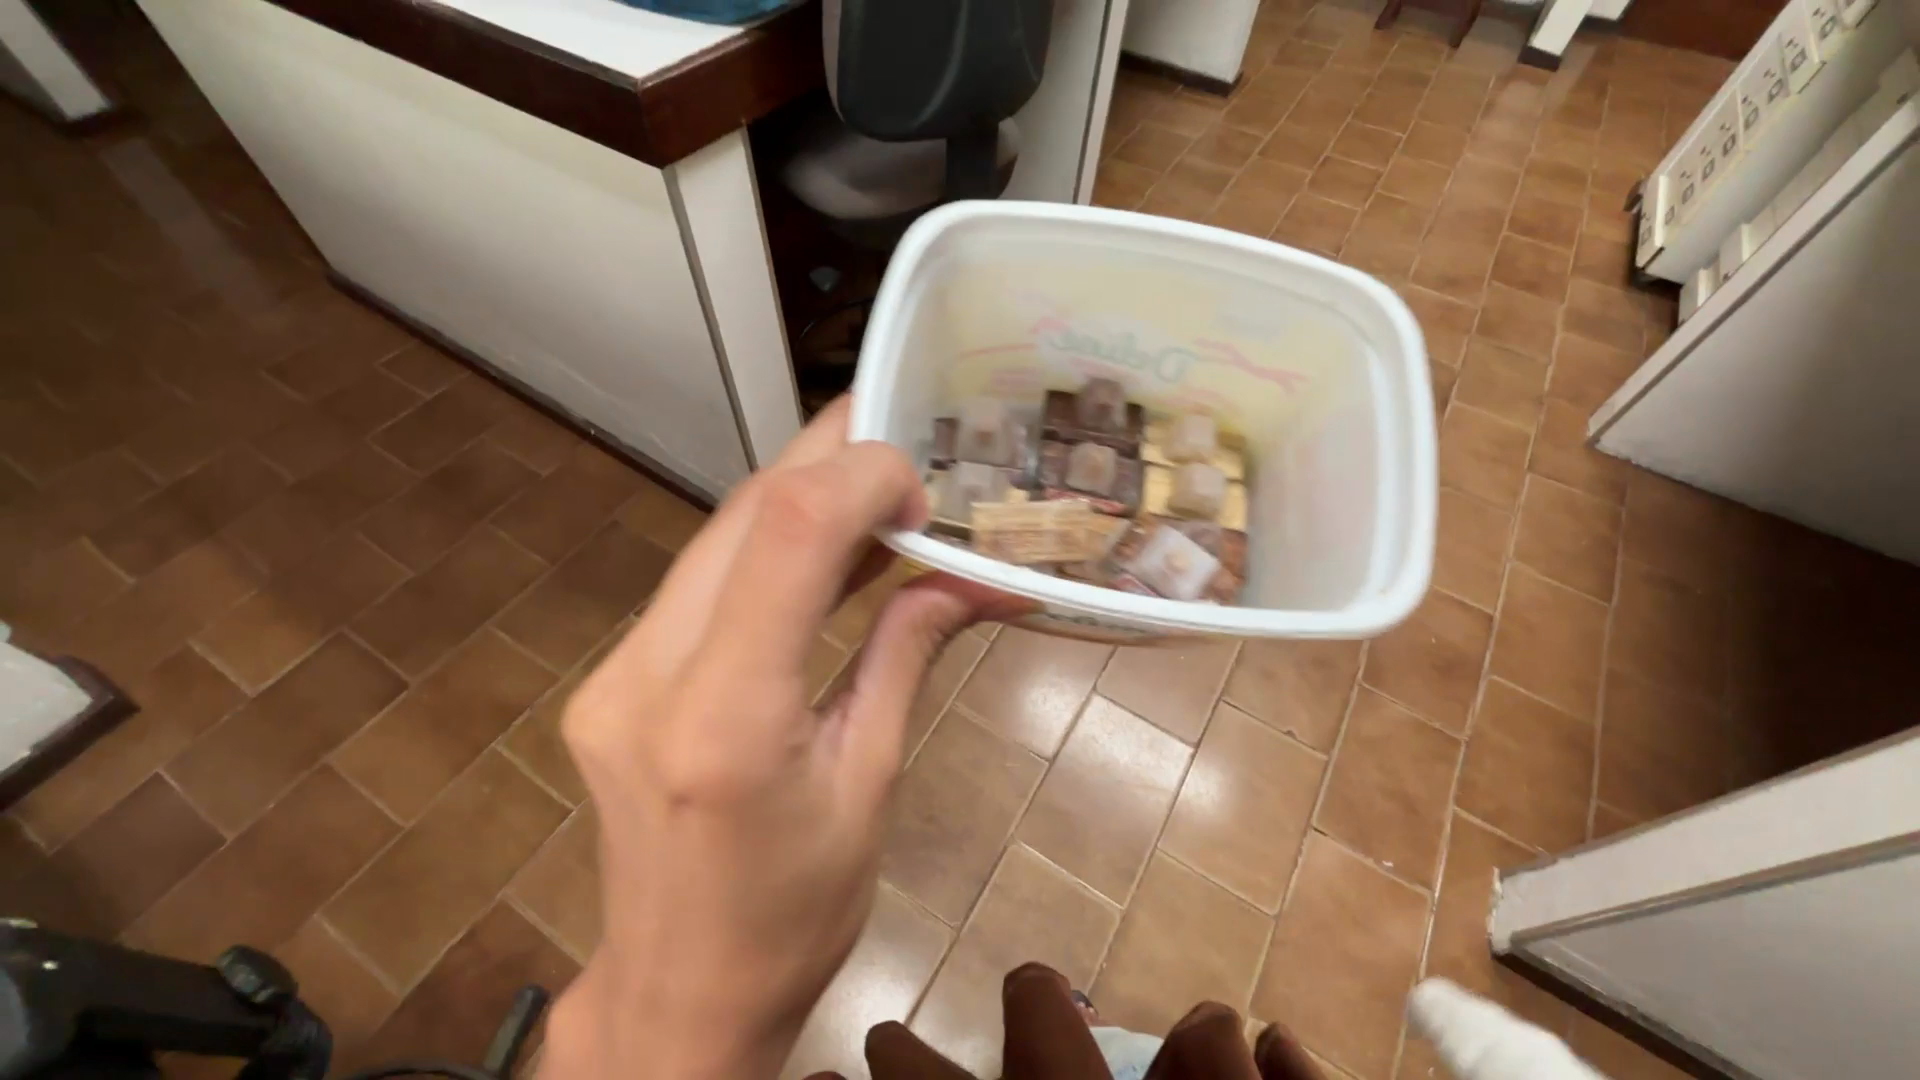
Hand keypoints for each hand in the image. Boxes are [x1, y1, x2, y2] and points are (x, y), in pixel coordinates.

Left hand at [542, 399, 1026, 1079]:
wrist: (679, 993)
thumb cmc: (794, 916)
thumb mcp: (870, 784)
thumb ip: (905, 656)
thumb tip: (971, 577)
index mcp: (725, 718)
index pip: (787, 533)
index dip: (860, 477)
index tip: (921, 493)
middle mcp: (648, 676)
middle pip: (743, 514)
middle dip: (829, 461)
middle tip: (904, 447)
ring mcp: (616, 672)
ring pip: (717, 537)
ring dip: (800, 500)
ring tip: (874, 488)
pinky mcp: (615, 677)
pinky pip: (701, 582)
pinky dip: (769, 549)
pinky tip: (824, 551)